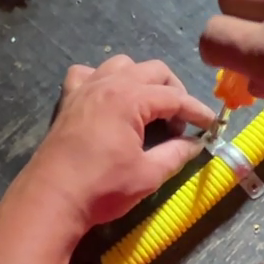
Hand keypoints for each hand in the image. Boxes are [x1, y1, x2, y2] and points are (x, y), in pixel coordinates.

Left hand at [11, 56, 214, 240]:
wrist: (51, 198)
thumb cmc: (102, 188)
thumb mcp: (148, 174)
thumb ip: (176, 154)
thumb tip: (195, 144)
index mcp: (129, 98)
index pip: (174, 97)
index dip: (197, 111)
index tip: (211, 125)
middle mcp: (108, 83)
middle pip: (153, 71)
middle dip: (174, 91)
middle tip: (181, 121)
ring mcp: (85, 88)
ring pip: (122, 65)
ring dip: (141, 80)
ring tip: (149, 108)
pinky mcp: (68, 99)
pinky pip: (88, 74)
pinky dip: (103, 79)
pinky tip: (109, 99)